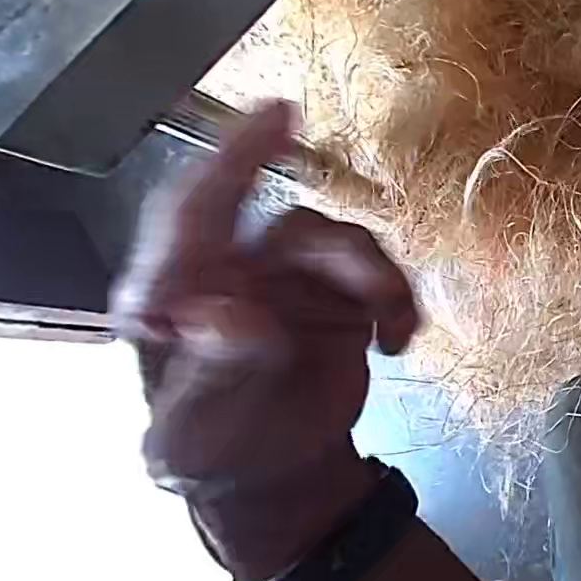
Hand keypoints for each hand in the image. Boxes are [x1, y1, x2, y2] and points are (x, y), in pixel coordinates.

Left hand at [111, 101, 419, 580]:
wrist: (275, 470)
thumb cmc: (214, 449)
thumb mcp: (197, 431)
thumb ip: (214, 373)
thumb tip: (232, 315)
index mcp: (179, 292)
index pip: (197, 213)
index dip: (236, 157)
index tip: (280, 110)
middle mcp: (239, 271)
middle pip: (300, 231)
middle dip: (346, 259)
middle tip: (382, 300)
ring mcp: (296, 282)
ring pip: (349, 247)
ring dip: (381, 281)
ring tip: (394, 329)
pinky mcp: (342, 300)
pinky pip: (384, 279)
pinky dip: (402, 305)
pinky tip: (397, 343)